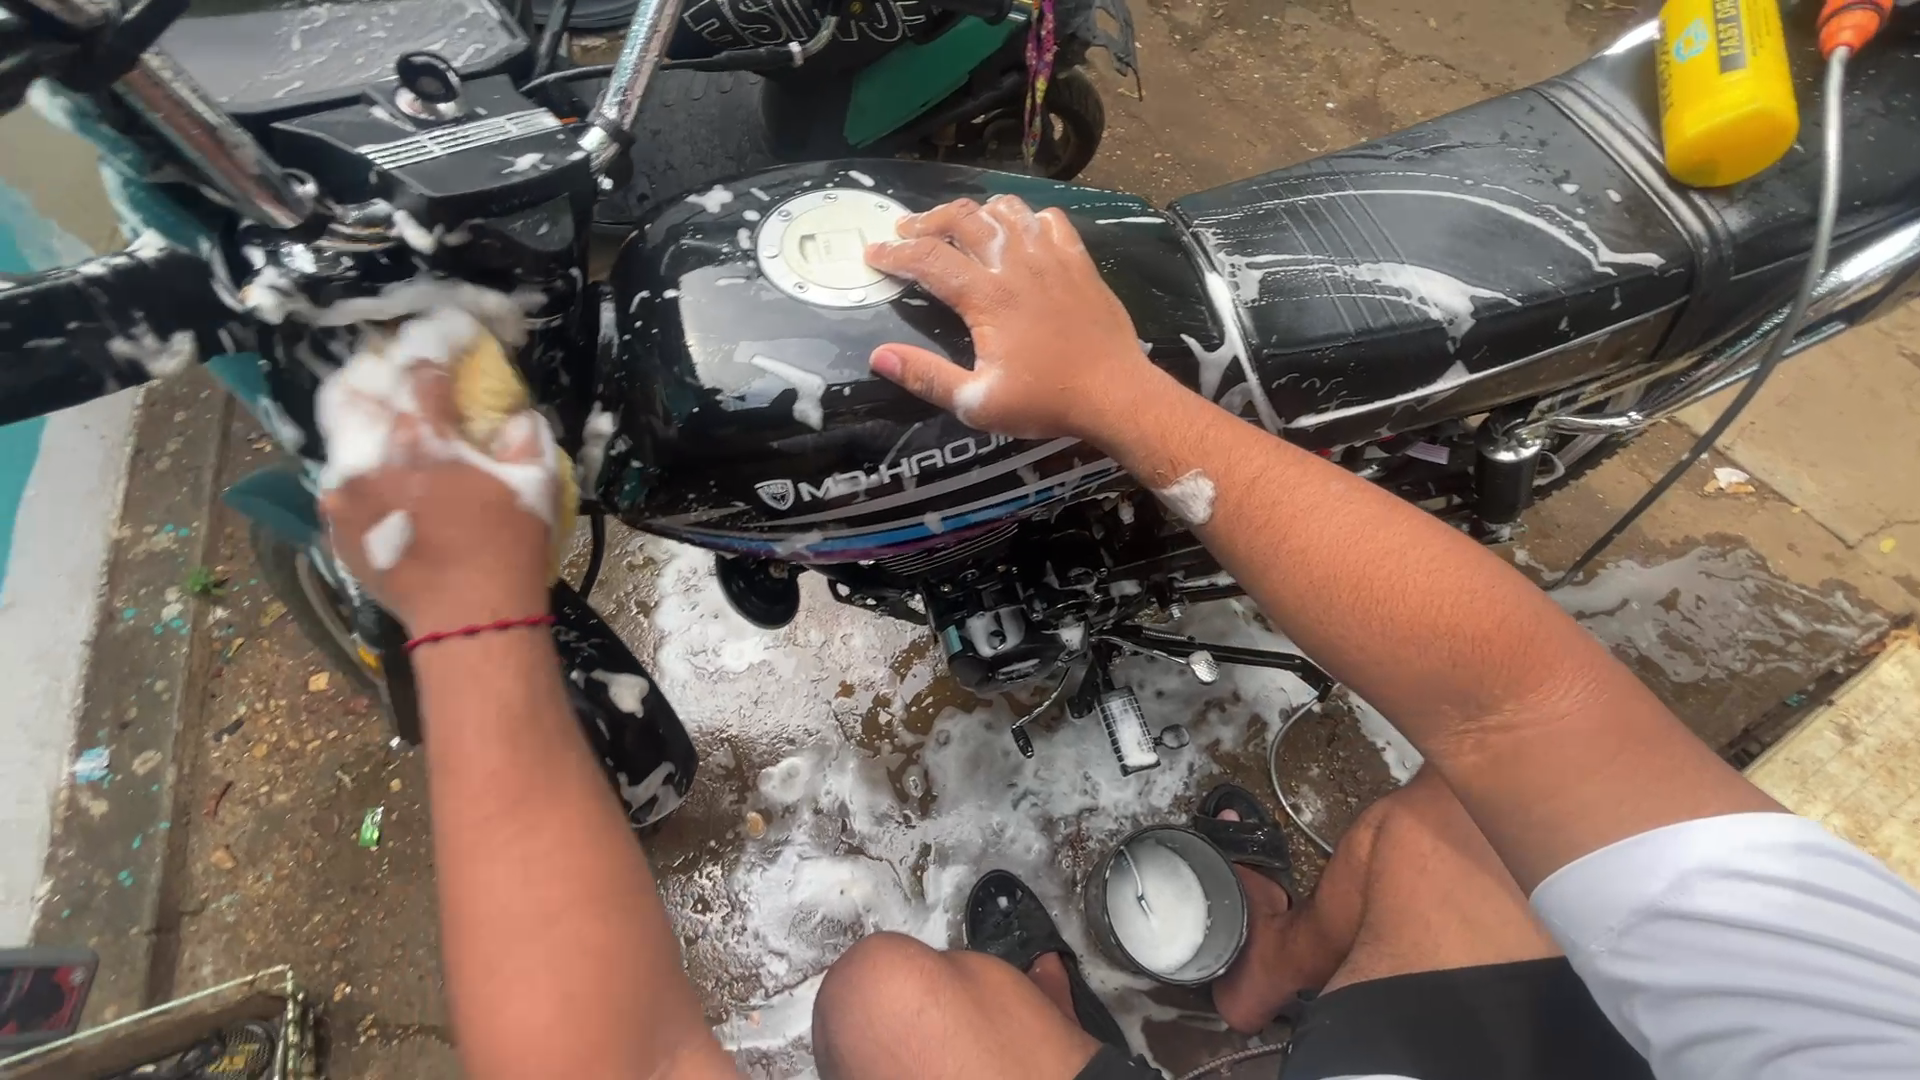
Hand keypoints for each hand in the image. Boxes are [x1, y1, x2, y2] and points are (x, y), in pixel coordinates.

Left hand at [318, 365, 554, 635]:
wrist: (469, 616)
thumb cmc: (509, 546)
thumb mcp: (538, 486)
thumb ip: (526, 439)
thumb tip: (515, 416)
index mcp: (424, 439)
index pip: (423, 371)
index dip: (439, 344)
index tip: (452, 333)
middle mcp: (369, 457)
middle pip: (356, 391)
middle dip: (378, 372)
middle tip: (398, 370)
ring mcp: (343, 495)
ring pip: (341, 440)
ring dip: (365, 427)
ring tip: (384, 430)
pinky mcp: (336, 528)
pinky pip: (341, 488)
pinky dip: (362, 477)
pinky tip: (384, 490)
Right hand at [864, 195, 1158, 440]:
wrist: (1114, 394)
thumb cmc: (1045, 402)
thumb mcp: (977, 403)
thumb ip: (926, 376)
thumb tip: (878, 356)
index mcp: (987, 296)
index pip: (929, 260)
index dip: (894, 254)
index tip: (872, 255)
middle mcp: (1016, 264)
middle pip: (963, 219)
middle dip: (926, 220)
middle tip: (905, 232)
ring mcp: (1052, 258)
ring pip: (1007, 210)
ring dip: (974, 211)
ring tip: (957, 224)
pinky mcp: (1079, 262)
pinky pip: (1049, 220)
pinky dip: (1025, 218)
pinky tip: (1019, 233)